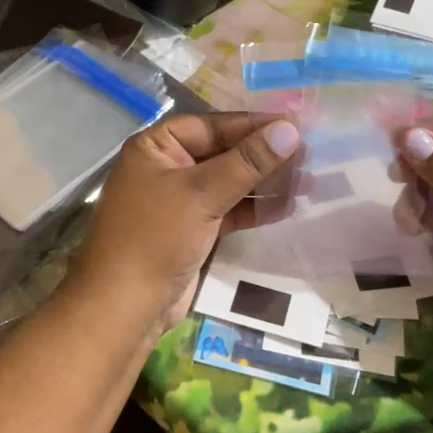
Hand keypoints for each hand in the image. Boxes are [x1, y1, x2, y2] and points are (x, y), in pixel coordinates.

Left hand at [70, 113, 300, 333]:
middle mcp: (166, 167)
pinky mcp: (192, 230)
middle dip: (263, 156)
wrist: (124, 307)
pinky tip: (285, 206)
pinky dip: (254, 208)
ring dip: (264, 182)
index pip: (212, 125)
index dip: (254, 125)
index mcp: (156, 147)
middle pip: (223, 152)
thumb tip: (290, 129)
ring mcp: (179, 201)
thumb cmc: (155, 237)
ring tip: (306, 181)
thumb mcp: (202, 194)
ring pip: (229, 182)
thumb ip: (248, 161)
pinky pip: (228, 209)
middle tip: (308, 156)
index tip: (296, 126)